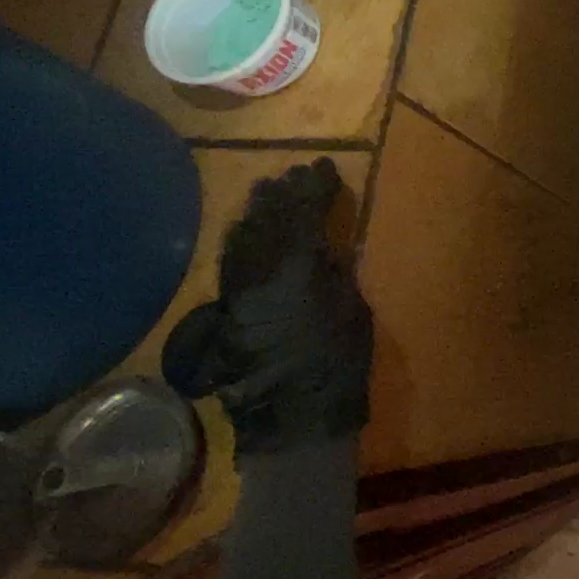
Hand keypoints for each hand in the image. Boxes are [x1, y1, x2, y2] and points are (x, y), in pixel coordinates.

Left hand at [162, 159, 372, 456]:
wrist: (296, 412)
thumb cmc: (338, 360)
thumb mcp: (350, 307)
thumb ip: (334, 271)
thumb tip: (323, 244)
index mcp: (296, 270)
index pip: (303, 214)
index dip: (314, 187)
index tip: (324, 166)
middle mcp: (258, 275)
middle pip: (268, 222)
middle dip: (283, 194)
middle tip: (294, 171)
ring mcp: (237, 292)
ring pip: (242, 241)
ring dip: (255, 213)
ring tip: (264, 189)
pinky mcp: (227, 310)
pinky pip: (231, 263)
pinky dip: (240, 241)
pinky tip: (244, 230)